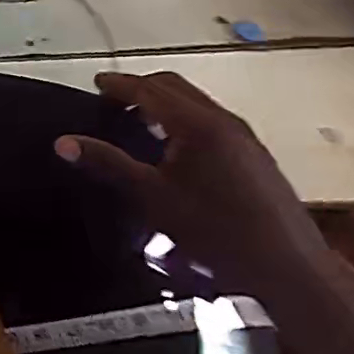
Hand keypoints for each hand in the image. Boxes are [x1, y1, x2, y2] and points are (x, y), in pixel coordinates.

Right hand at [55, 72, 329, 288]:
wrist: (290, 270)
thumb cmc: (215, 230)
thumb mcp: (151, 197)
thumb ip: (107, 164)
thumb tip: (63, 142)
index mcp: (196, 123)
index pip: (148, 89)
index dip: (118, 85)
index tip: (96, 84)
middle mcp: (222, 120)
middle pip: (173, 87)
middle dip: (140, 89)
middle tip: (113, 102)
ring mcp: (244, 137)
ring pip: (195, 102)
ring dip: (163, 104)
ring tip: (139, 123)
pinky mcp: (255, 156)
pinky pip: (210, 120)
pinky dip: (184, 119)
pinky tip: (175, 149)